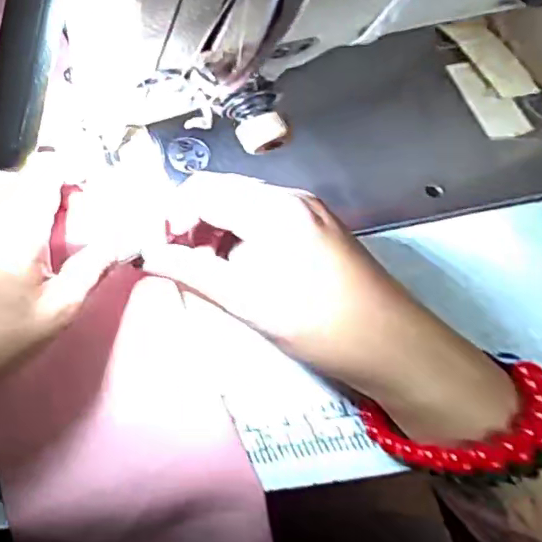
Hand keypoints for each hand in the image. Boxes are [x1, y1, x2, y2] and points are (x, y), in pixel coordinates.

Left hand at [0, 161, 123, 420]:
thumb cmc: (1, 335)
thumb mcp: (59, 307)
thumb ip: (94, 266)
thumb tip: (123, 242)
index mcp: (17, 219)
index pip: (52, 164)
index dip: (81, 172)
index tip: (98, 199)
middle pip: (35, 168)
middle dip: (65, 185)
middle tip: (83, 222)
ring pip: (12, 175)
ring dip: (37, 188)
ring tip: (52, 221)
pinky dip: (5, 190)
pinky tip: (17, 220)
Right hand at [140, 173, 516, 442]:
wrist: (398, 350)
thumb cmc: (320, 325)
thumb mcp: (246, 300)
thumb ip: (190, 271)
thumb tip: (143, 254)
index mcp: (273, 207)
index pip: (200, 191)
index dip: (169, 217)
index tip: (157, 251)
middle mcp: (289, 197)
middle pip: (219, 193)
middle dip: (188, 222)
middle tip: (172, 259)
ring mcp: (305, 210)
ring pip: (238, 206)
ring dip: (210, 230)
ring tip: (199, 267)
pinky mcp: (314, 228)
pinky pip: (260, 219)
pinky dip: (236, 237)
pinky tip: (232, 267)